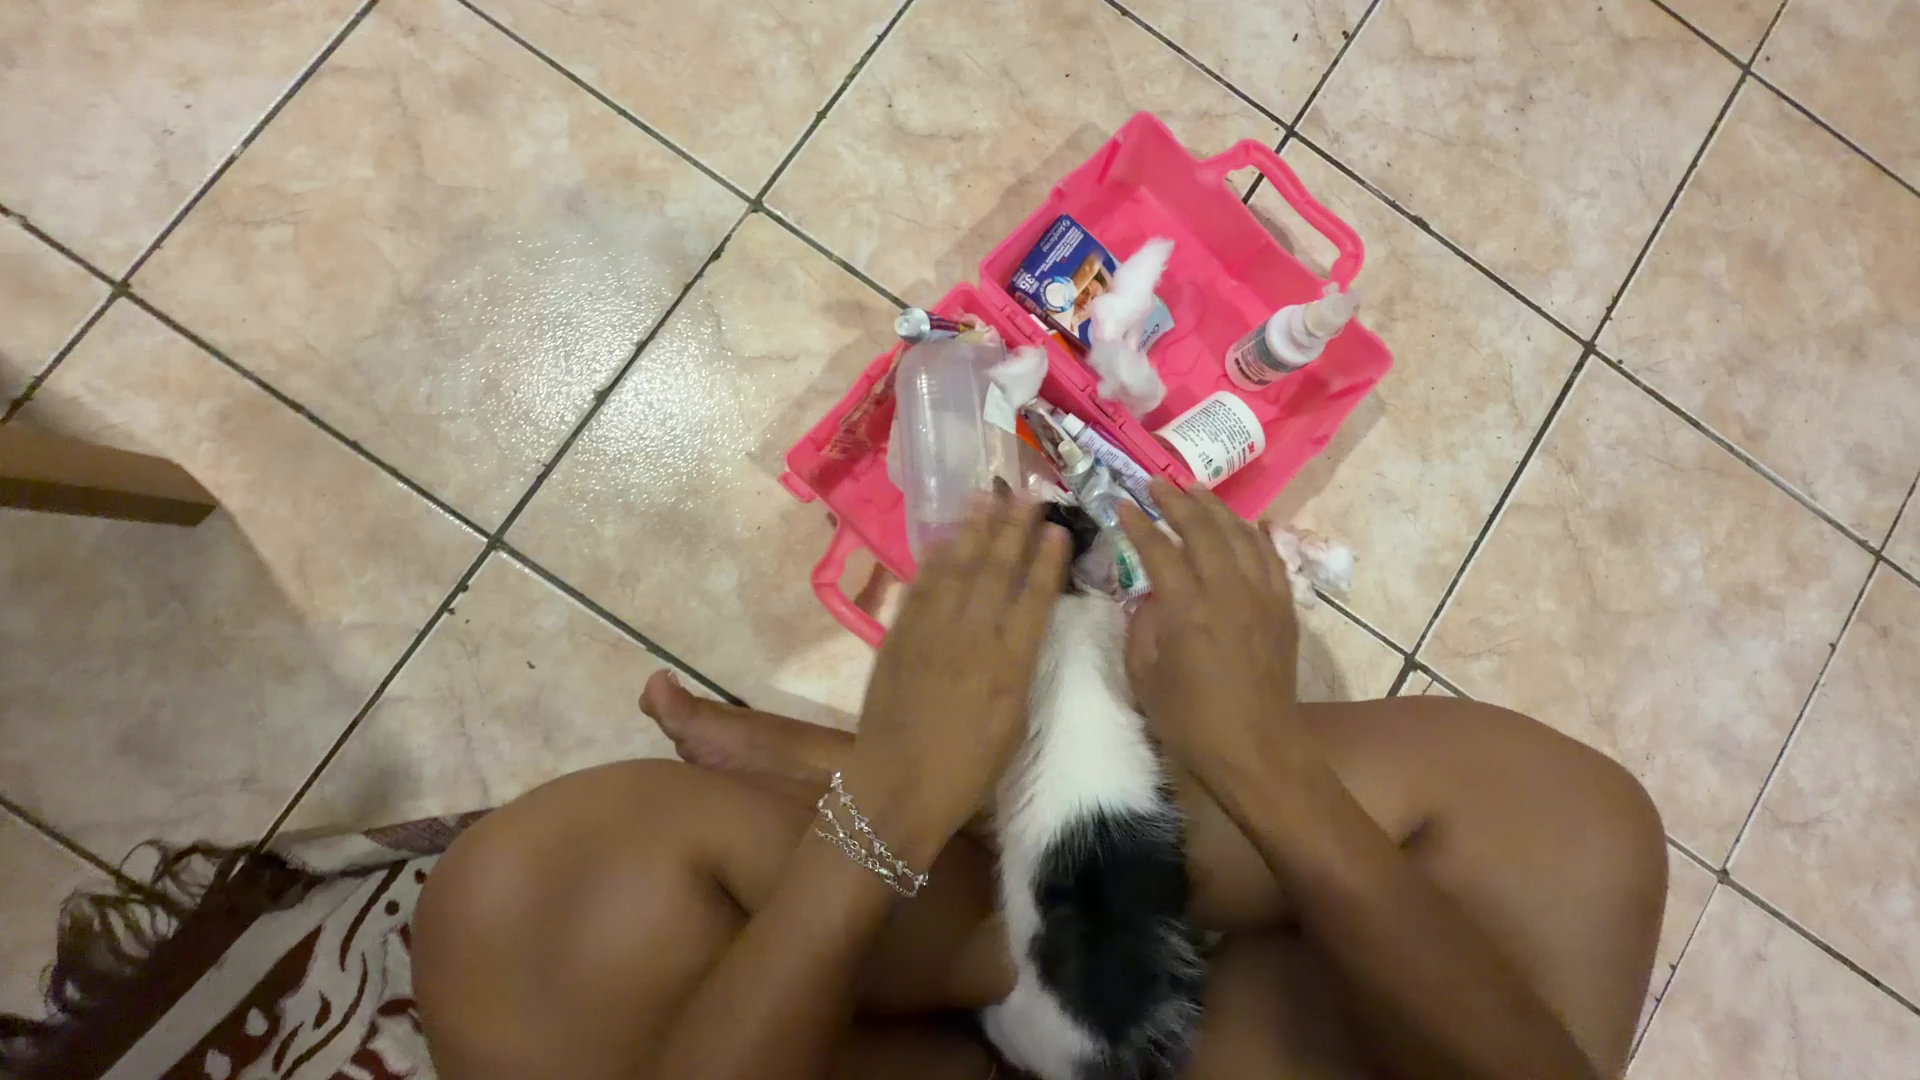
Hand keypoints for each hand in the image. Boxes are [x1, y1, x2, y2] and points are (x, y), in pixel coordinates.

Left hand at [840, 498, 1069, 863]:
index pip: (1034, 599)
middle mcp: (971, 639)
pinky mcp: (898, 637)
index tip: (1058, 529)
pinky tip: (943, 538)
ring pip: (956, 570)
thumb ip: (1019, 669)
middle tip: (1026, 496)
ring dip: (973, 532)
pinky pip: (919, 588)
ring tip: (987, 499)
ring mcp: (930, 633)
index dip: (1048, 560)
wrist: (896, 788)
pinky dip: (933, 560)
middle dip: (1013, 530)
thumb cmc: (966, 771)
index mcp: (1009, 667)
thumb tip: (1022, 629)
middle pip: (996, 572)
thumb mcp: (1013, 725)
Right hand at [1117, 480, 1302, 770]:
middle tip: (1156, 483)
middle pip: (1204, 530)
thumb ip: (1142, 627)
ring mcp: (1262, 598)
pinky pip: (1270, 557)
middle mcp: (1228, 594)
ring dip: (1216, 508)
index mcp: (1188, 611)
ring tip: (1195, 491)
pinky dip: (1255, 534)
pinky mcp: (1283, 609)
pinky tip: (1244, 524)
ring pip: (1241, 535)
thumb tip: (1149, 596)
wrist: (1258, 752)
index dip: (1138, 524)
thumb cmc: (1191, 722)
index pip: (1159, 550)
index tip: (1121, 504)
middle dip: (1177, 501)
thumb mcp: (1145, 677)